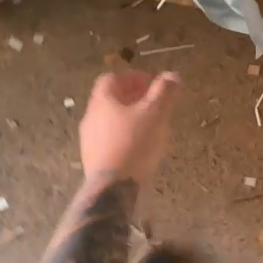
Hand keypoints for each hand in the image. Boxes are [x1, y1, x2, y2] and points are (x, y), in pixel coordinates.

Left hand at [79, 70, 180, 184]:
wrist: (113, 187)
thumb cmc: (134, 143)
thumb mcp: (155, 114)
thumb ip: (164, 92)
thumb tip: (173, 75)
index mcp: (102, 101)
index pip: (111, 78)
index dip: (132, 77)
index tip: (151, 83)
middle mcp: (91, 117)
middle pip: (110, 100)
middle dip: (132, 98)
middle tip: (154, 103)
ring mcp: (89, 140)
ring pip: (110, 121)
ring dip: (128, 118)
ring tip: (150, 126)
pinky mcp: (94, 160)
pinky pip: (110, 140)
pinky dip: (125, 136)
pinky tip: (140, 147)